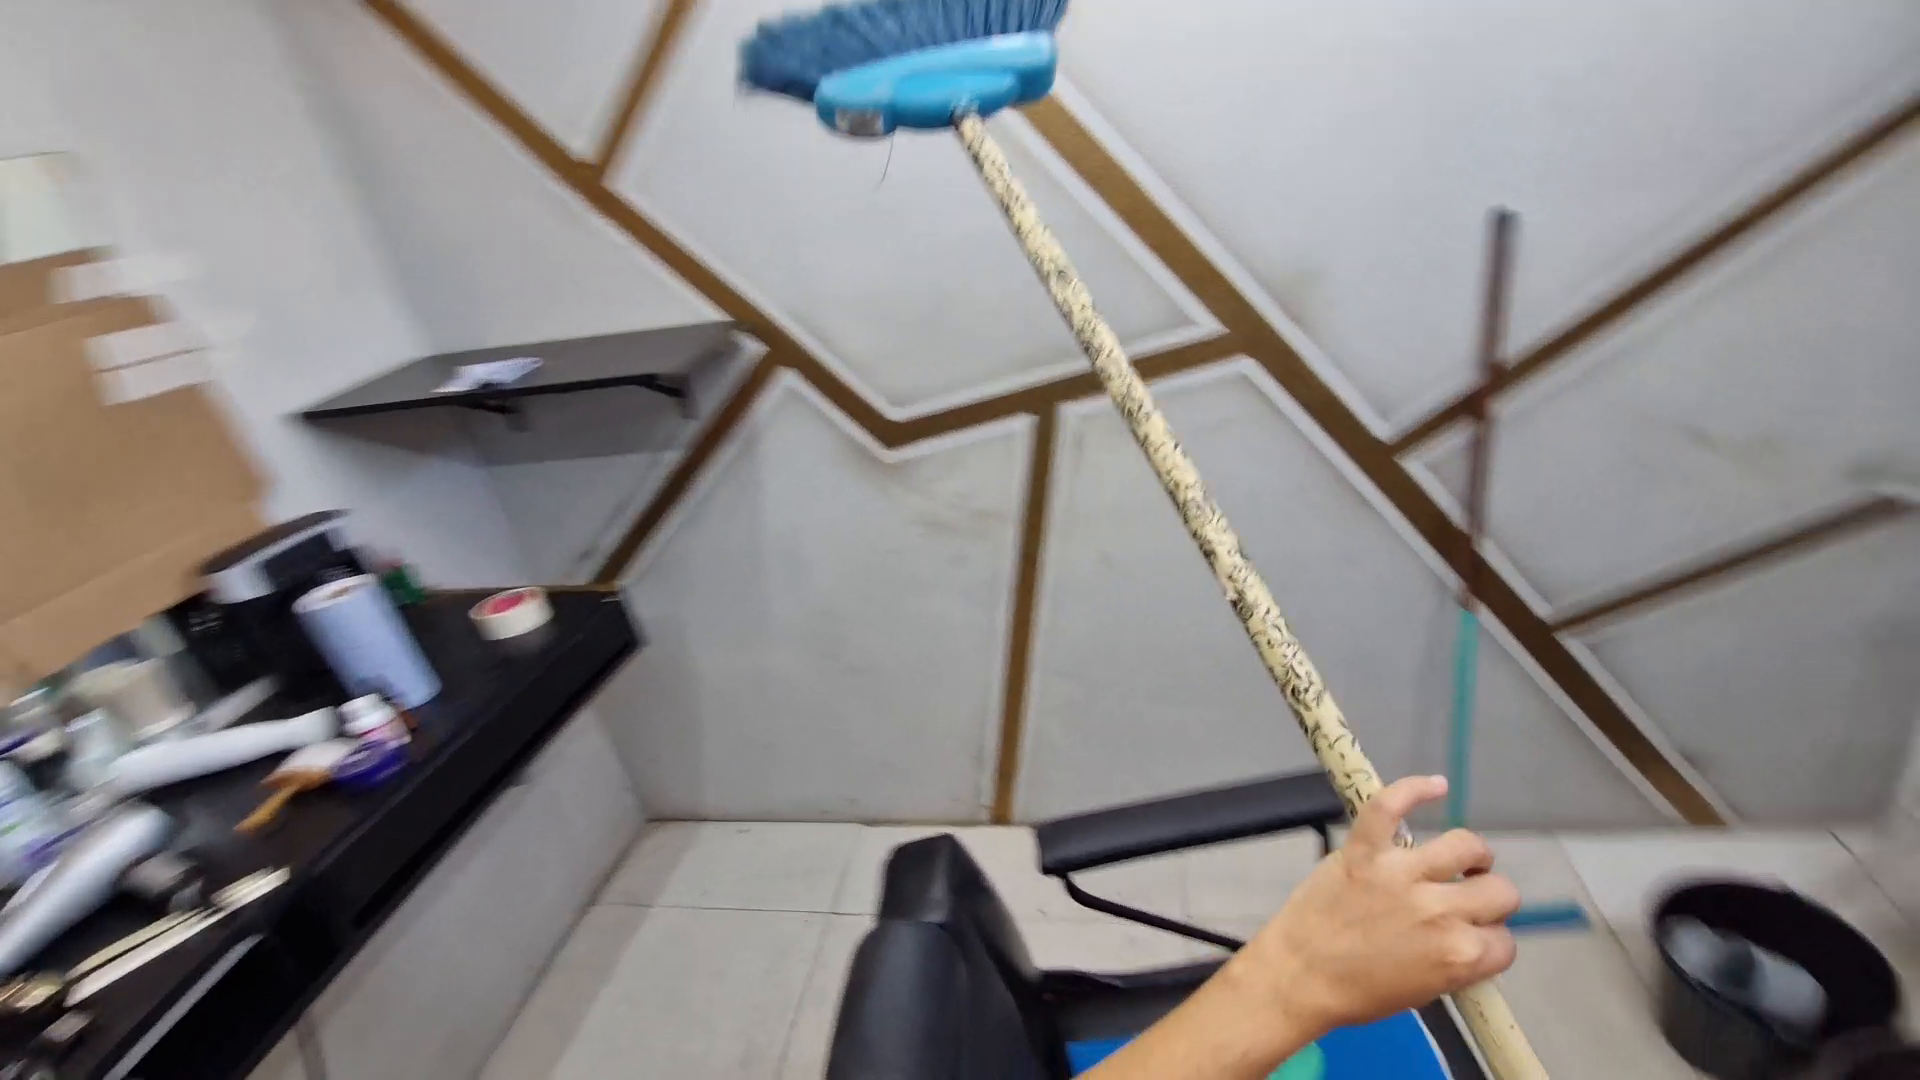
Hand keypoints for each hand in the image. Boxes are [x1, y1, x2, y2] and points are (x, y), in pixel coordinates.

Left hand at [1224, 775, 1520, 1038]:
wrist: (1301, 973)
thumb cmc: (1359, 990)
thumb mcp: (1429, 989)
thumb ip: (1456, 957)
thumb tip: (1469, 932)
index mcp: (1462, 955)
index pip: (1504, 939)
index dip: (1488, 935)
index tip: (1468, 933)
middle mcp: (1440, 910)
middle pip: (1499, 890)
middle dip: (1488, 894)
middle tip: (1463, 894)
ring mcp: (1400, 874)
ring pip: (1464, 845)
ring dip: (1469, 852)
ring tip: (1456, 856)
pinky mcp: (1363, 850)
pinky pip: (1390, 807)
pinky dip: (1413, 789)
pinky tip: (1436, 785)